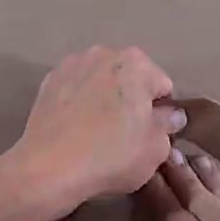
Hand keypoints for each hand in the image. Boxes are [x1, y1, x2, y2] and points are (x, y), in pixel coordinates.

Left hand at [1, 47, 186, 217]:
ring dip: (105, 97)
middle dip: (132, 99)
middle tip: (126, 134)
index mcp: (137, 62)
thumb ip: (168, 124)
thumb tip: (171, 114)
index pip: (162, 87)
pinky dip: (80, 102)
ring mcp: (72, 64)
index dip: (161, 112)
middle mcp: (104, 52)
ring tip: (98, 131)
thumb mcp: (155, 148)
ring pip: (101, 81)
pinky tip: (76, 128)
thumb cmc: (112, 155)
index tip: (151, 134)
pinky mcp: (48, 80)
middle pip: (130, 78)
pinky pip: (76, 89)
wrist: (49, 168)